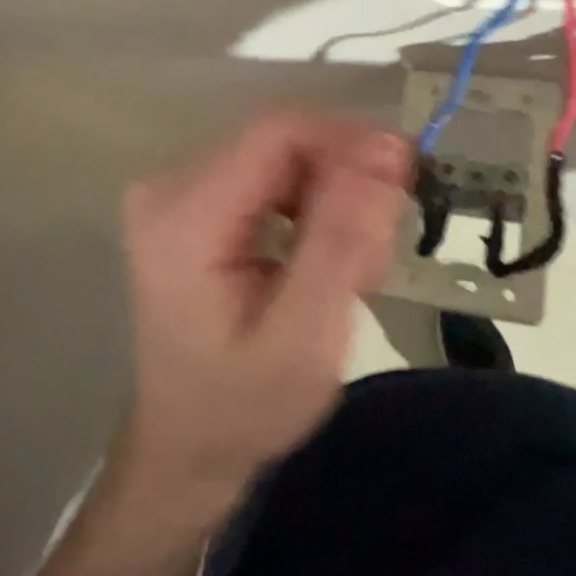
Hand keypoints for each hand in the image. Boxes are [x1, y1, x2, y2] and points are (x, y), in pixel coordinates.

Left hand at [116, 111, 409, 501]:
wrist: (187, 444)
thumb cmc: (242, 408)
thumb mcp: (304, 338)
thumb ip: (341, 243)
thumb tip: (385, 151)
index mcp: (183, 214)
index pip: (277, 131)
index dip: (350, 142)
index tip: (407, 183)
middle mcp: (168, 185)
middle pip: (281, 143)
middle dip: (345, 185)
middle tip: (378, 259)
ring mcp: (176, 193)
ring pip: (284, 160)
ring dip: (334, 203)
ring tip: (353, 275)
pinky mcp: (194, 206)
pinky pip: (271, 180)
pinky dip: (313, 213)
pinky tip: (325, 266)